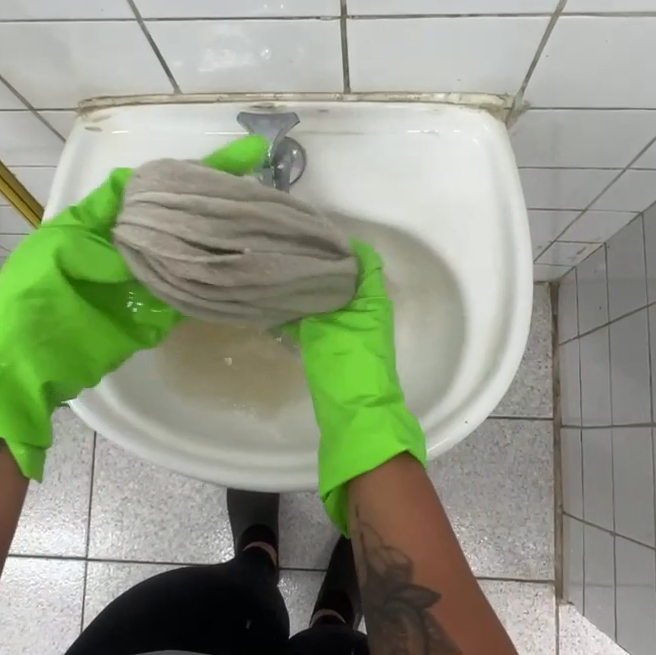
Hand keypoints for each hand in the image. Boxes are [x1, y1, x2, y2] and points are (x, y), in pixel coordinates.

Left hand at [0, 135, 268, 479]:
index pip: (142, 186)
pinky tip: (238, 274)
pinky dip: (206, 289)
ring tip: (258, 229)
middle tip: (255, 194)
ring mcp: (135, 283)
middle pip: (170, 219)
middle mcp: (120, 247)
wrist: (22, 369)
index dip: (181, 172)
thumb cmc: (29, 304)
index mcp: (95, 224)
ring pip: (181, 257)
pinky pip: (182, 298)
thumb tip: (151, 240)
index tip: (230, 160)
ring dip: (212, 246)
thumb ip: (102, 239)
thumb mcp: (56, 255)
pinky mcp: (147, 318)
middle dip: (207, 205)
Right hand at [286, 241, 425, 533]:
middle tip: (290, 254)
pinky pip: (326, 320)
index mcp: (371, 301)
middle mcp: (368, 313)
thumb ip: (314, 302)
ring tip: (284, 275)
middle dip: (323, 265)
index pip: (363, 259)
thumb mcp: (327, 327)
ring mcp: (357, 334)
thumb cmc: (346, 368)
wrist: (357, 419)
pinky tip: (285, 309)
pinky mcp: (343, 352)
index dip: (342, 245)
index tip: (312, 235)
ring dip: (315, 289)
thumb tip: (294, 279)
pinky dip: (310, 311)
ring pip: (335, 300)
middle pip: (348, 278)